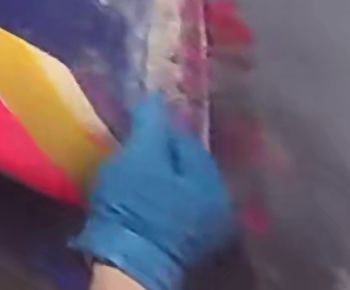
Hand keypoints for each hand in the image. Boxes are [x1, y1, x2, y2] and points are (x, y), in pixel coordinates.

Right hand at [76, 95, 236, 289]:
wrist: (130, 252)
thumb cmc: (134, 199)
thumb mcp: (138, 157)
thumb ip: (150, 127)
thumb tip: (155, 97)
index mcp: (212, 182)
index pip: (185, 137)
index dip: (157, 121)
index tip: (130, 112)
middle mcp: (220, 202)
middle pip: (186, 159)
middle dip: (160, 143)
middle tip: (129, 131)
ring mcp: (207, 223)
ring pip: (181, 178)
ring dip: (159, 163)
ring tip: (132, 153)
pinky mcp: (189, 234)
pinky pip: (177, 195)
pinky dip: (160, 182)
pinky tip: (141, 180)